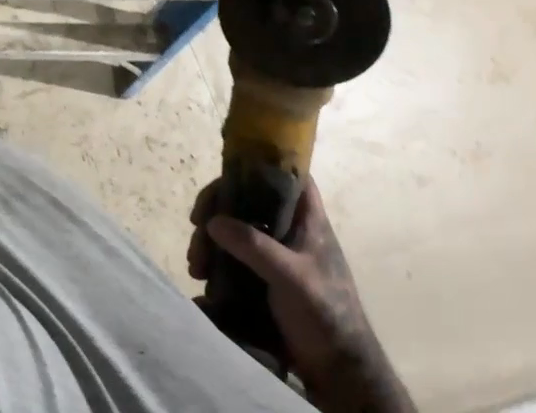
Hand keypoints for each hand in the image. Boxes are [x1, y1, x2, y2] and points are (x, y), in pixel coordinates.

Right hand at [189, 178, 412, 411]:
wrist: (338, 369)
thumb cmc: (325, 315)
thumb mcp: (292, 277)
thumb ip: (254, 246)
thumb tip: (213, 222)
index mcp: (308, 222)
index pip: (289, 176)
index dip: (259, 167)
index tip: (226, 178)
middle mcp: (290, 231)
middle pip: (247, 200)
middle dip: (216, 212)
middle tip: (197, 230)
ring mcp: (276, 253)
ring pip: (233, 228)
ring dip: (209, 241)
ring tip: (197, 267)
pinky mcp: (263, 276)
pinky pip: (231, 255)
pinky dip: (214, 260)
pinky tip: (203, 278)